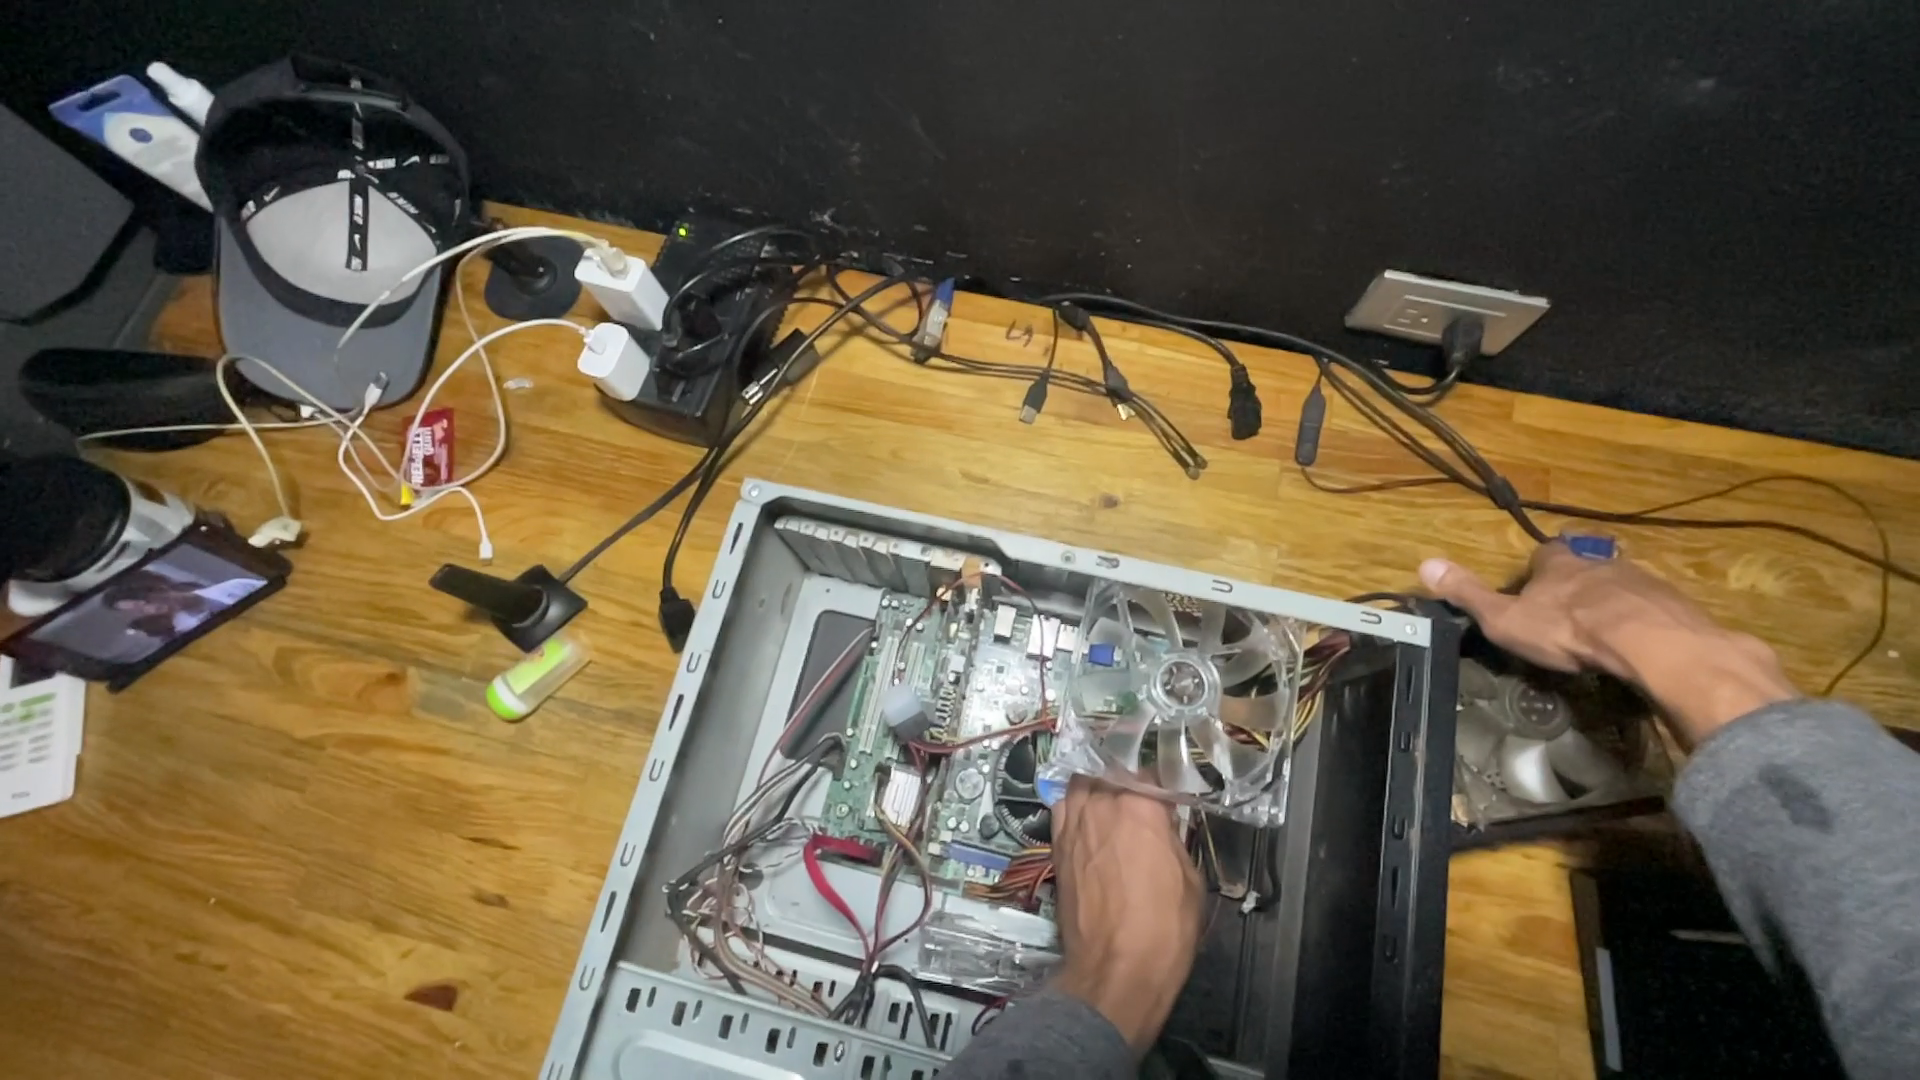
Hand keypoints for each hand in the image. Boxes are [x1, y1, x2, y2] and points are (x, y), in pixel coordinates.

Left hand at [1049, 776, 1202, 1054]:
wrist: (1115, 969)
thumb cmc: (1164, 928)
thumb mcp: (1190, 879)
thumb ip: (1173, 838)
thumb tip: (1163, 824)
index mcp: (1140, 805)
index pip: (1149, 775)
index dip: (1159, 789)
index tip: (1165, 803)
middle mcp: (1102, 803)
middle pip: (1111, 775)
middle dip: (1125, 784)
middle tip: (1138, 805)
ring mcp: (1073, 822)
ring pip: (1081, 784)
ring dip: (1095, 789)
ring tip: (1108, 807)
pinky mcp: (1055, 843)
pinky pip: (1062, 808)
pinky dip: (1073, 808)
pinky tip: (1085, 822)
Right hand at [1420, 542, 1797, 745]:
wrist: (1654, 646)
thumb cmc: (1568, 629)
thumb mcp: (1504, 617)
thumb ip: (1468, 594)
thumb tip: (1424, 564)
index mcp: (1559, 563)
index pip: (1545, 554)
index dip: (1538, 570)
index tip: (1532, 588)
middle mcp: (1601, 563)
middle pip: (1586, 567)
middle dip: (1576, 584)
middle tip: (1566, 612)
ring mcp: (1644, 583)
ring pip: (1622, 587)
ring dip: (1611, 604)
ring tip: (1602, 634)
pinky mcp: (1678, 607)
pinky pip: (1654, 611)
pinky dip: (1643, 624)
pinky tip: (1637, 647)